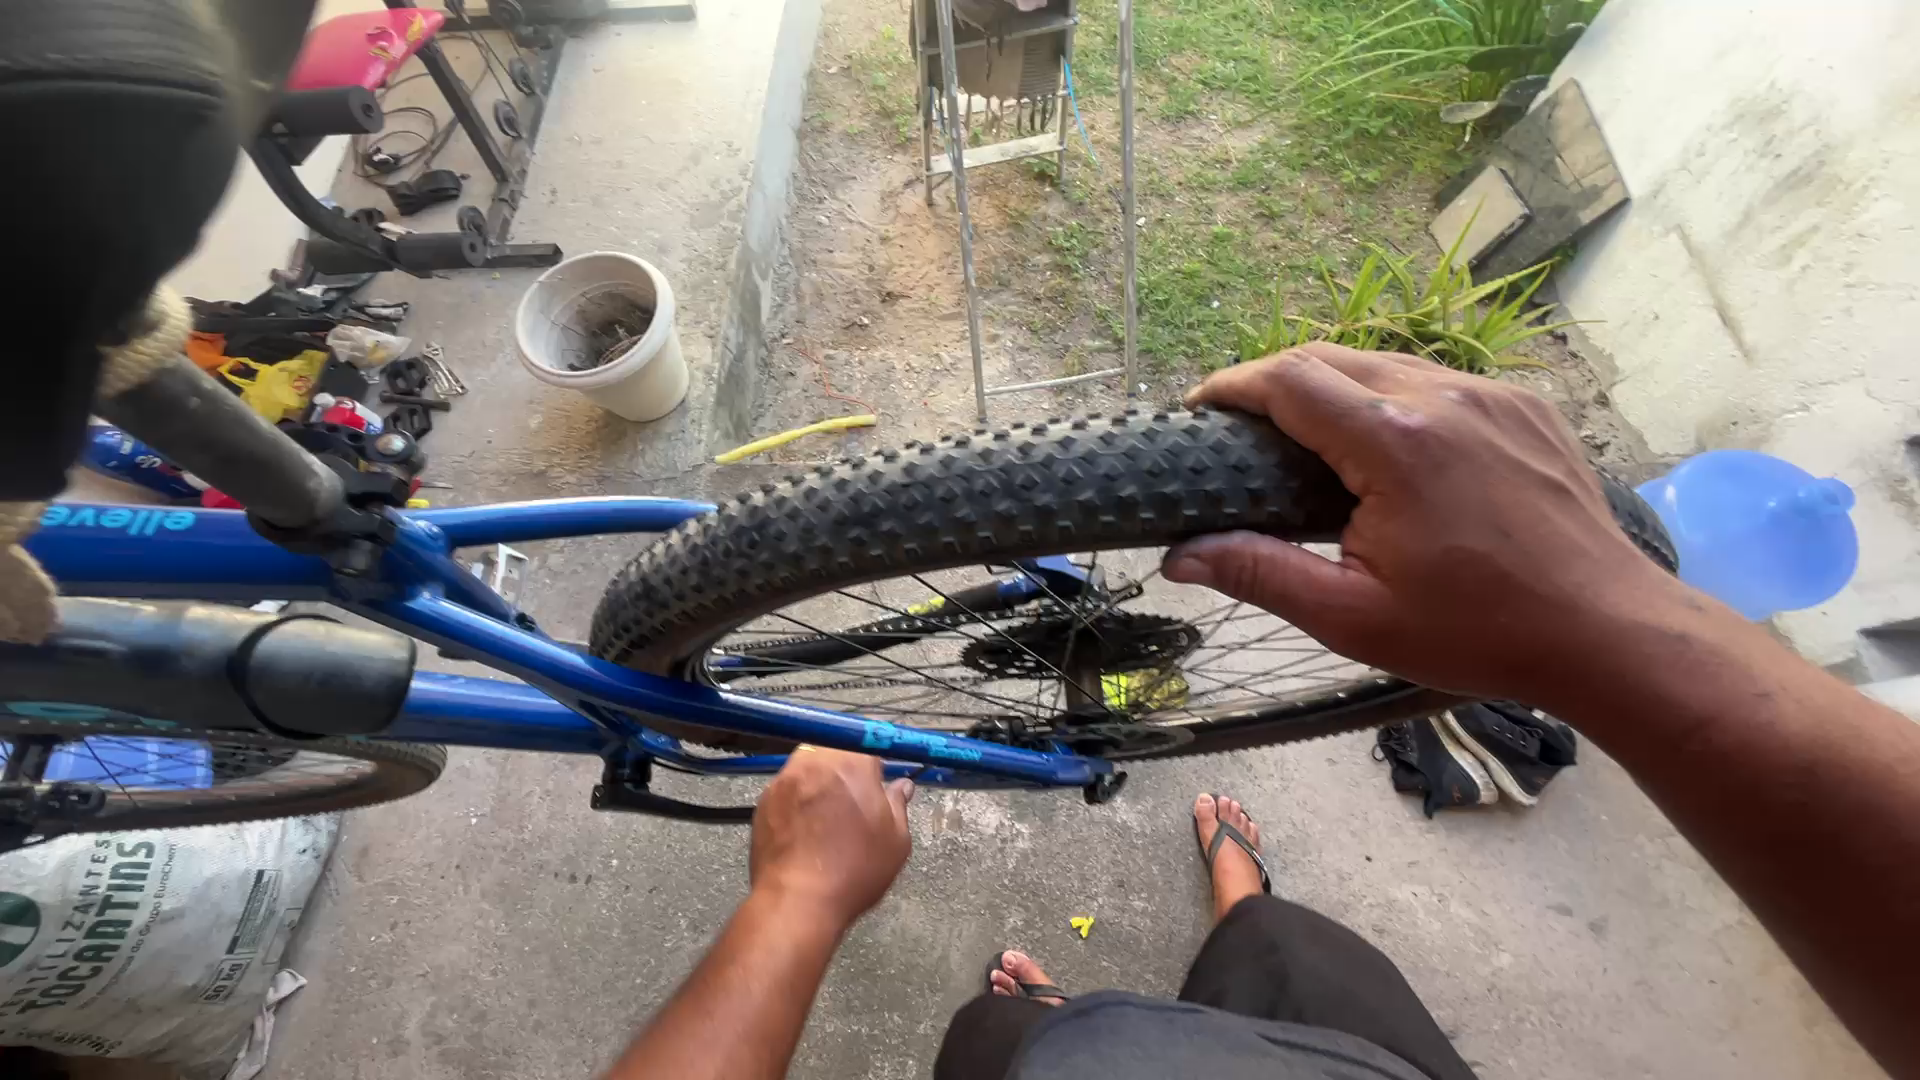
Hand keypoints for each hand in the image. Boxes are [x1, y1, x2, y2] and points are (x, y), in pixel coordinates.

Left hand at [749, 747, 913, 929]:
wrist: (797, 902)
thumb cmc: (855, 870)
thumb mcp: (896, 841)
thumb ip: (898, 804)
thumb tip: (902, 785)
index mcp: (853, 763)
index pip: (867, 743)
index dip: (873, 761)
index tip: (876, 780)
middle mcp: (816, 761)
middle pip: (834, 749)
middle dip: (844, 767)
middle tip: (851, 799)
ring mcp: (785, 779)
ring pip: (807, 766)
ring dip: (818, 779)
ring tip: (824, 812)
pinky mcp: (763, 799)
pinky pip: (786, 787)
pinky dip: (796, 798)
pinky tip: (802, 827)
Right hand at [1163, 343, 1689, 704]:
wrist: (1611, 635)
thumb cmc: (1474, 632)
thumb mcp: (1349, 616)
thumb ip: (1257, 574)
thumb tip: (1176, 559)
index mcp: (1396, 443)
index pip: (1290, 380)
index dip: (1233, 385)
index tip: (1198, 408)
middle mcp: (1443, 397)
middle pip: (1329, 356)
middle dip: (1268, 379)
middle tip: (1235, 424)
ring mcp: (1490, 395)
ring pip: (1379, 362)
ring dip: (1322, 384)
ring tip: (1293, 432)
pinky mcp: (1520, 406)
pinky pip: (1428, 378)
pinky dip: (1378, 394)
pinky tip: (1371, 441)